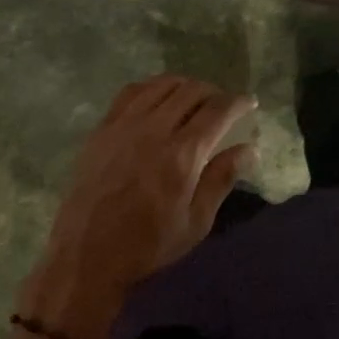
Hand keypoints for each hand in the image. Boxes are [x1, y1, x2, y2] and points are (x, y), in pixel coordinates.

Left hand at [15, 75, 256, 338]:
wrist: (88, 253)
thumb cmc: (148, 245)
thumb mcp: (195, 221)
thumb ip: (222, 179)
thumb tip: (250, 149)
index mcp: (182, 154)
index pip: (217, 111)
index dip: (237, 102)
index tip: (249, 103)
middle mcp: (154, 129)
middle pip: (190, 90)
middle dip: (213, 91)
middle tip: (221, 104)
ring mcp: (125, 124)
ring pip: (161, 85)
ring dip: (184, 85)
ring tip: (193, 97)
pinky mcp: (103, 127)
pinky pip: (131, 92)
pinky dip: (151, 87)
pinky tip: (157, 97)